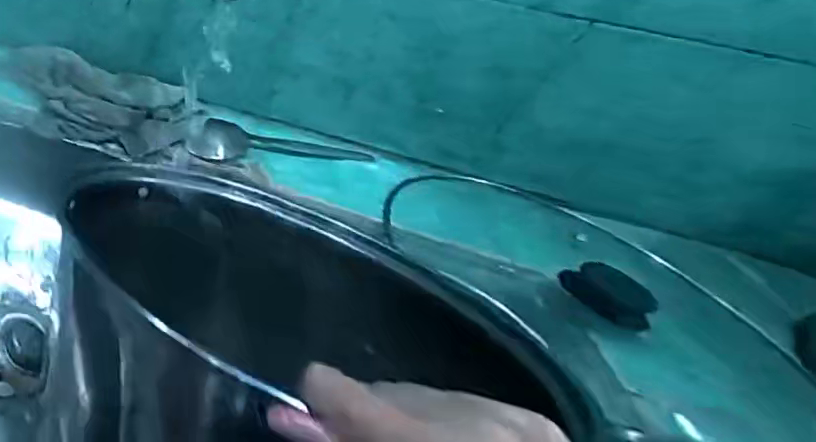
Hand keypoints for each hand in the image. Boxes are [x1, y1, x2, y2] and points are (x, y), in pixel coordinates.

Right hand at [266, 363, 569, 441]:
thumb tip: (281, 415)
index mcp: (412, 435)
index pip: (324, 380)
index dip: (316, 406)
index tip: (324, 431)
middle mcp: (453, 410)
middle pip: (375, 393)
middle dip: (374, 425)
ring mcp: (501, 413)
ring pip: (420, 398)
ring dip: (416, 428)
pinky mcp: (533, 420)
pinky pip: (468, 405)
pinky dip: (459, 431)